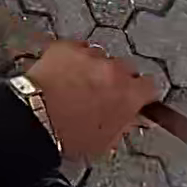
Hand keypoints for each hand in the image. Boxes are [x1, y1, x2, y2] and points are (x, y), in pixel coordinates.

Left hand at [22, 41, 160, 158]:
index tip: (136, 97)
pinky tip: (65, 72)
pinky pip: (79, 48)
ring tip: (79, 82)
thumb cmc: (68, 135)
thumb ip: (125, 124)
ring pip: (101, 56)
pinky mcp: (68, 46)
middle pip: (126, 68)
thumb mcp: (105, 140)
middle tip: (103, 92)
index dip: (141, 93)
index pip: (150, 86)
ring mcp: (90, 55)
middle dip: (118, 79)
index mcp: (129, 95)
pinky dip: (75, 57)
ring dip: (95, 66)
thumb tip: (134, 116)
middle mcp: (113, 70)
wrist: (35, 118)